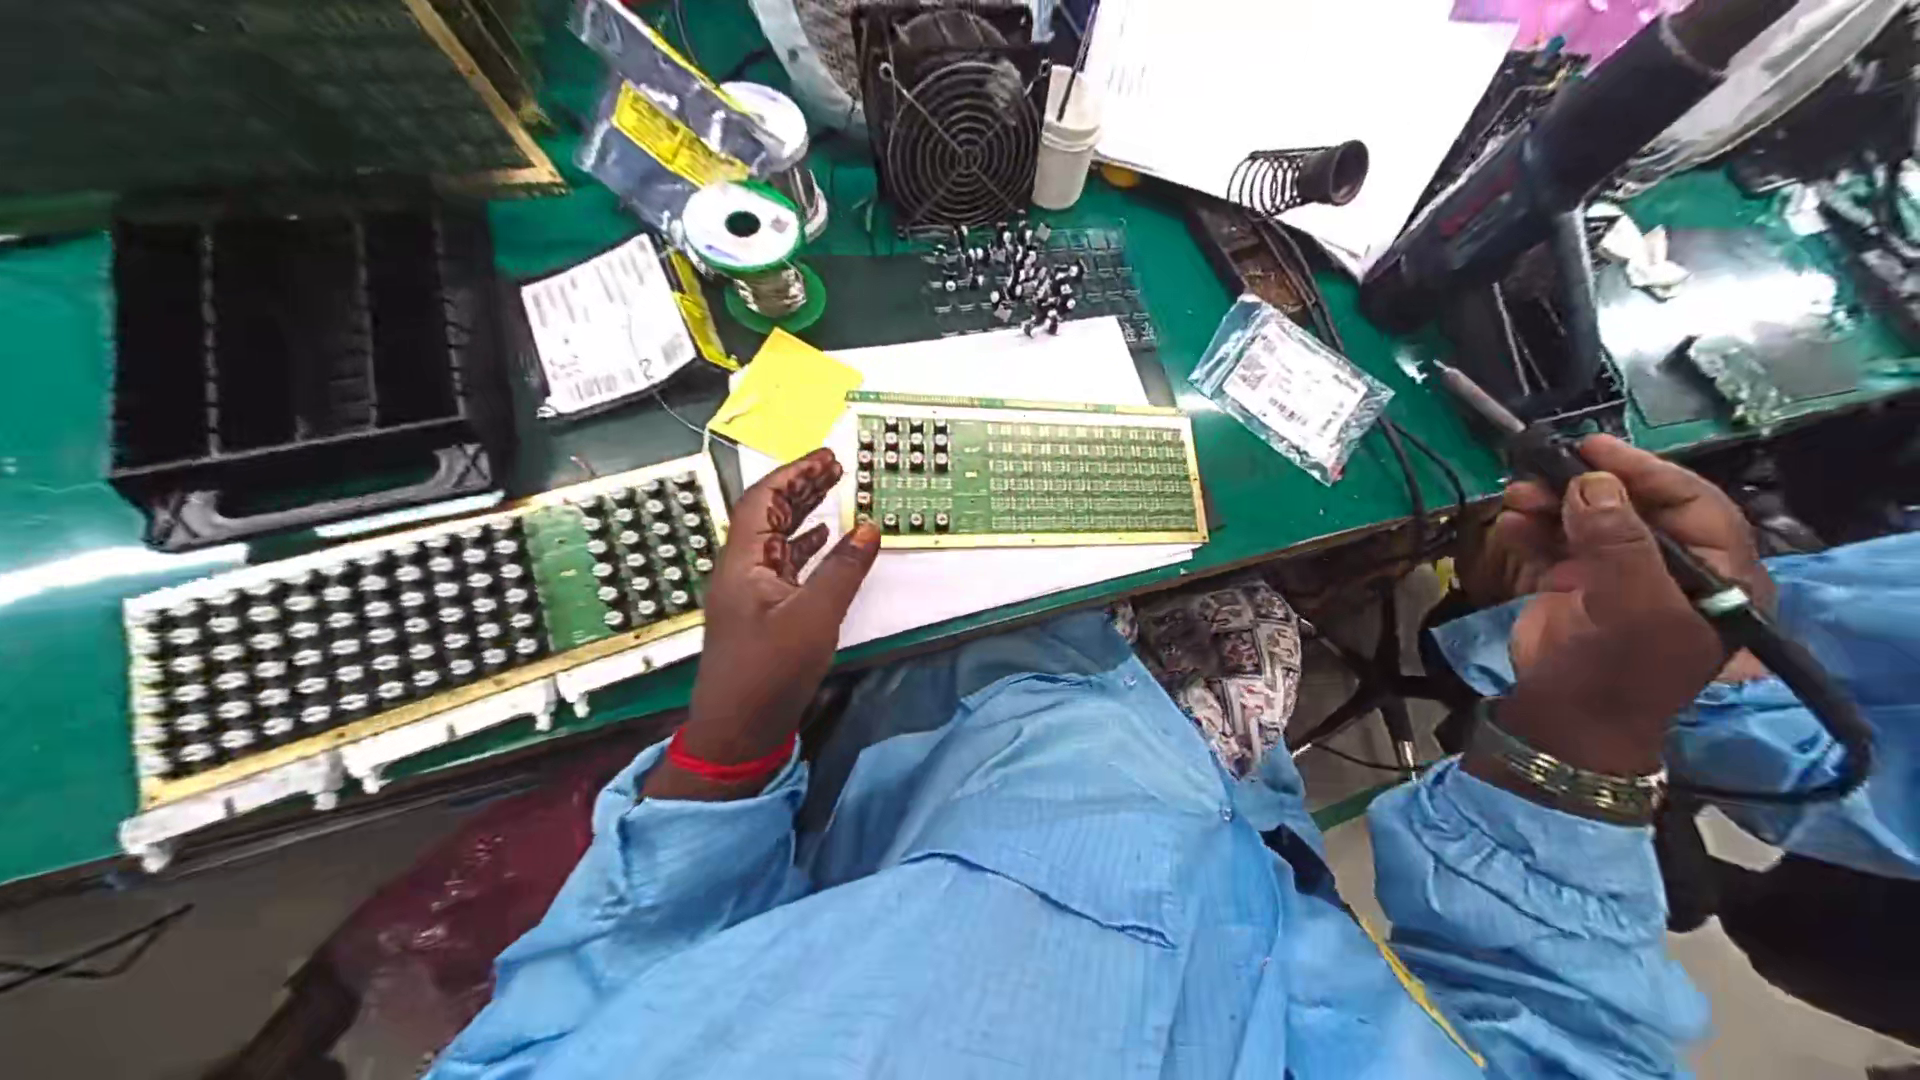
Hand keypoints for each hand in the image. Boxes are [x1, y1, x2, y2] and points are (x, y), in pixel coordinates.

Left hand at [645, 449, 879, 799]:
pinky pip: (786, 563)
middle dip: (801, 486)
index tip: (826, 458)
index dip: (795, 473)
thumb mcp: (813, 616)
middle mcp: (742, 569)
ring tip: (834, 493)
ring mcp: (752, 590)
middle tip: (835, 468)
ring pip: (779, 537)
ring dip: (805, 512)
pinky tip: (825, 540)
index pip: (764, 499)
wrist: (738, 730)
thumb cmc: (769, 672)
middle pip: (769, 513)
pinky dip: (807, 546)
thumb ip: (843, 569)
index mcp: (742, 562)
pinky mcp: (764, 610)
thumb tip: (867, 530)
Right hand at [1464, 466, 1728, 784]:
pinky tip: (1508, 523)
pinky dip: (1528, 530)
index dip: (1645, 473)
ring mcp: (1614, 576)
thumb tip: (1591, 482)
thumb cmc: (1617, 669)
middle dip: (1584, 488)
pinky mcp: (1570, 585)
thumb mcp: (1633, 606)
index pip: (1691, 505)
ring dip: (1548, 506)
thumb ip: (1618, 542)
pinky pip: (1550, 544)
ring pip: (1584, 522)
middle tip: (1540, 470)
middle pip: (1629, 508)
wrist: (1564, 717)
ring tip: (1514, 497)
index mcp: (1713, 574)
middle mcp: (1666, 568)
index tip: (1594, 448)